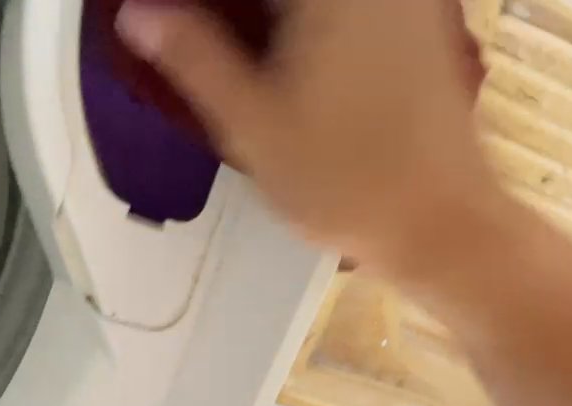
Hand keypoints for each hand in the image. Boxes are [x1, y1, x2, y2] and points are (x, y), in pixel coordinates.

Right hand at [115, 0, 510, 285]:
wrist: (437, 219)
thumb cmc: (339, 181)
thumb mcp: (250, 126)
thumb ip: (194, 58)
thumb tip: (133, 13)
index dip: (205, 7)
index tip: (163, 19)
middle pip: (270, 1)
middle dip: (235, 13)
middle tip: (194, 34)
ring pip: (309, 9)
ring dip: (261, 20)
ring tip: (228, 38)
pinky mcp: (415, 18)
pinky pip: (347, 11)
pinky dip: (299, 27)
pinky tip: (278, 50)